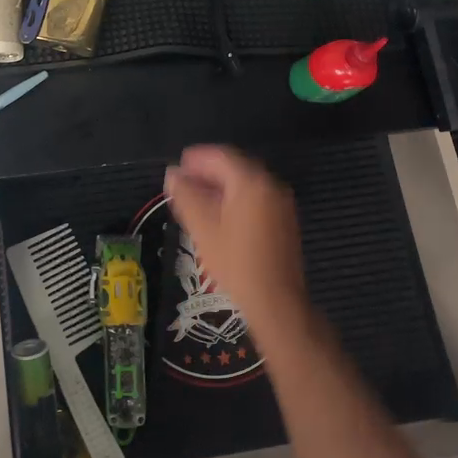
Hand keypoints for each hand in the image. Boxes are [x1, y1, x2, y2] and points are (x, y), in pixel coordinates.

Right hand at [165, 145, 305, 325]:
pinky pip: (256, 197)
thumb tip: (173, 174)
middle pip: (235, 167)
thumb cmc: (235, 262)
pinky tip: (219, 214)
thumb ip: (185, 195)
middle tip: (184, 183)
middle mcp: (271, 184)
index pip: (220, 156)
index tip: (177, 166)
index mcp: (251, 182)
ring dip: (221, 185)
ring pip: (246, 183)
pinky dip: (236, 197)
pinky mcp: (285, 220)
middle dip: (208, 172)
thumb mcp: (203, 228)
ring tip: (197, 199)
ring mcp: (281, 202)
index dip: (196, 158)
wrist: (276, 302)